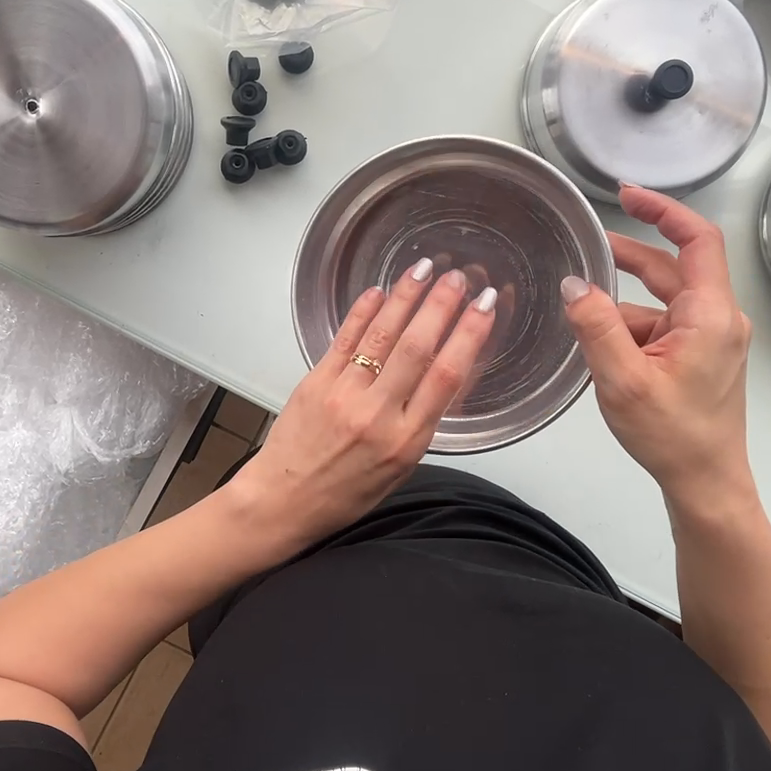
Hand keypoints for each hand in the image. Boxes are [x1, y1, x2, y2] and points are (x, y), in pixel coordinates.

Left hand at [229, 259, 497, 544]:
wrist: (286, 500)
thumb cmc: (345, 492)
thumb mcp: (399, 469)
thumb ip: (420, 423)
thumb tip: (440, 376)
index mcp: (406, 440)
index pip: (447, 376)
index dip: (470, 334)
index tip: (485, 306)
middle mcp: (378, 414)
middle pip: (417, 347)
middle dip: (441, 306)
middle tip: (458, 277)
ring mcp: (344, 394)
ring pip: (381, 336)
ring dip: (406, 298)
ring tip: (424, 269)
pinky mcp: (316, 382)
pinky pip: (344, 339)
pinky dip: (363, 312)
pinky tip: (379, 291)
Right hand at [561, 185, 753, 504]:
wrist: (705, 481)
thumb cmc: (670, 434)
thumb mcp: (622, 380)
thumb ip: (596, 326)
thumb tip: (573, 283)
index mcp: (710, 315)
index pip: (697, 241)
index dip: (663, 210)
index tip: (626, 195)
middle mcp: (717, 319)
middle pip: (672, 269)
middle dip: (627, 256)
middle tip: (584, 245)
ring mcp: (710, 339)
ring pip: (660, 302)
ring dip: (621, 306)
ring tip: (580, 321)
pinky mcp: (700, 356)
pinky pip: (659, 326)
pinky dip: (629, 330)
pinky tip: (601, 352)